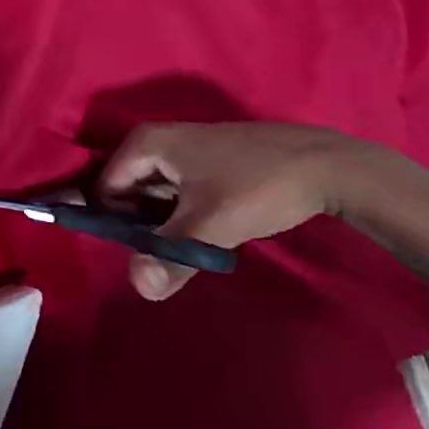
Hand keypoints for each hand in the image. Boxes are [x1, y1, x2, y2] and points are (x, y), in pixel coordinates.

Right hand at [99, 122, 403, 300]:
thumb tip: (139, 288)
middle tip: (163, 258)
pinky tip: (202, 236)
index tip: (133, 255)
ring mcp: (183, 151)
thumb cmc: (258, 186)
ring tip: (185, 250)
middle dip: (138, 227)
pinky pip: (175, 193)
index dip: (111, 224)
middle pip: (126, 191)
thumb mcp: (212, 226)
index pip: (103, 188)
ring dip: (161, 226)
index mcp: (147, 142)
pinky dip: (179, 217)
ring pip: (153, 195)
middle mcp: (158, 140)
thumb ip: (171, 256)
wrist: (324, 166)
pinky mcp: (205, 164)